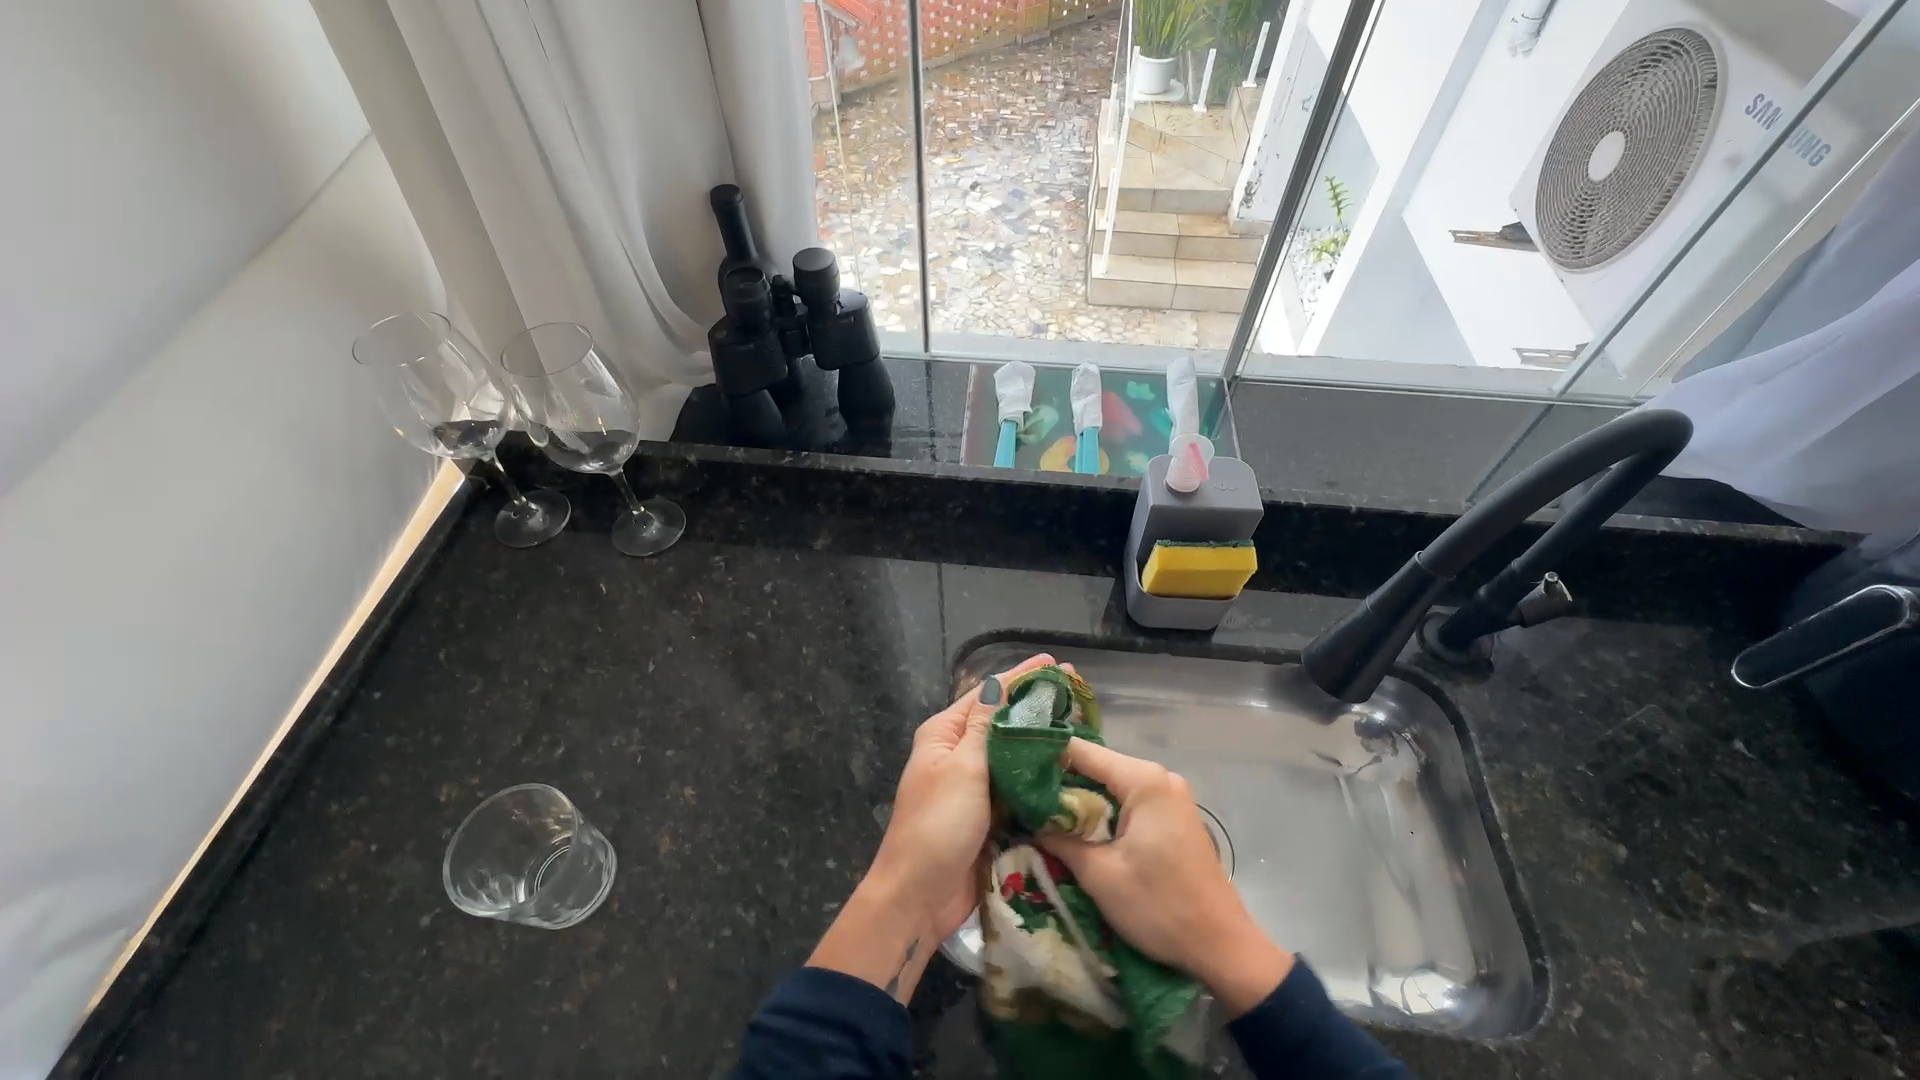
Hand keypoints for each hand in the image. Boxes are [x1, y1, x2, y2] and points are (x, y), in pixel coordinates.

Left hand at [808, 652, 1055, 1002]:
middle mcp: (958, 755)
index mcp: (944, 735)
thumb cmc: (937, 825)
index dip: (1020, 677)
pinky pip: (1017, 789)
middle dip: (1035, 708)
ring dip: (1041, 744)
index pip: (987, 694)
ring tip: (1080, 728)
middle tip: (1077, 696)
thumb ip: (983, 728)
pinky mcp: (988, 817)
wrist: (919, 896)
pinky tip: (1067, 772)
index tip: (1055, 663)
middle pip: (1001, 723)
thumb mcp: (962, 768)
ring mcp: (973, 787)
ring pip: (1013, 756)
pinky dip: (1038, 779)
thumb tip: (997, 687)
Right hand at [1039, 738, 1293, 1015]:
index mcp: (1143, 780)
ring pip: (1110, 784)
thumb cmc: (1159, 906)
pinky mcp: (1172, 815)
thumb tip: (1025, 821)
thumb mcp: (1099, 874)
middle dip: (1057, 781)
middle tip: (1016, 795)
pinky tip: (1076, 827)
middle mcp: (1159, 776)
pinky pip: (1128, 800)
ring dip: (1078, 798)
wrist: (1221, 945)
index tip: (1009, 768)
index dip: (1042, 757)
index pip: (1080, 751)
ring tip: (1037, 812)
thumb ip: (1059, 840)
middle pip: (1096, 765)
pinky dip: (1101, 810)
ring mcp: (1170, 795)